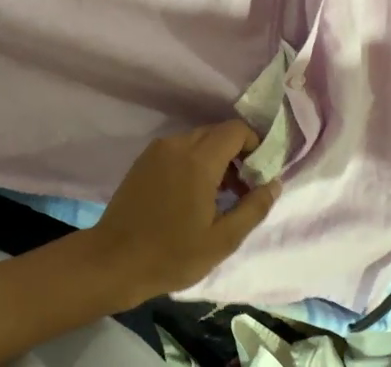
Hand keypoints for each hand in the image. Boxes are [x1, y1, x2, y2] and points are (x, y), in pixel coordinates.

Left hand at [82, 121, 279, 306]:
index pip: (235, 130)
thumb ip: (253, 208)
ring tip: (221, 198)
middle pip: (216, 133)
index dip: (254, 145)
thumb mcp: (223, 239)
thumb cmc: (173, 254)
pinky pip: (177, 150)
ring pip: (196, 141)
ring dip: (215, 159)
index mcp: (198, 159)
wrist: (116, 259)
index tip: (260, 174)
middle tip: (244, 190)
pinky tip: (194, 195)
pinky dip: (193, 161)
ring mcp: (156, 150)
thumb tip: (274, 183)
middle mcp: (176, 145)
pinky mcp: (143, 160)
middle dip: (236, 154)